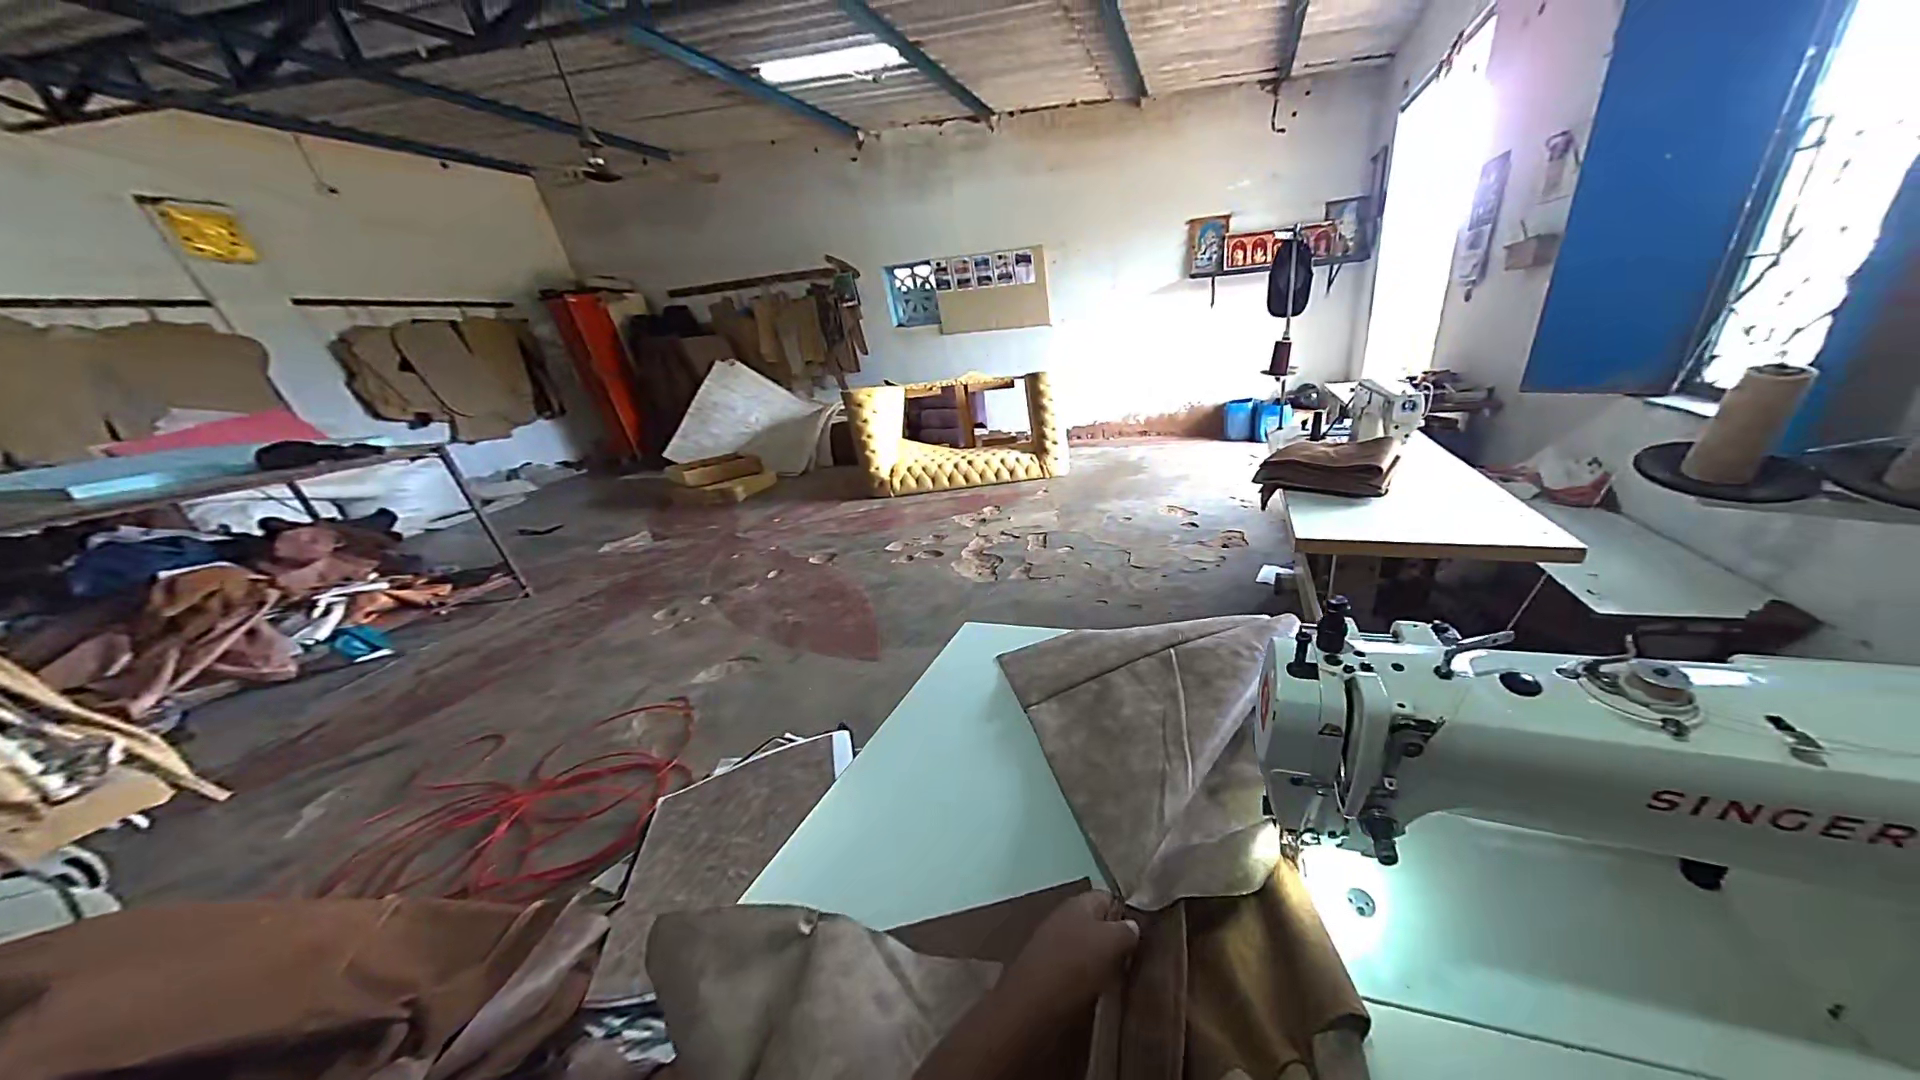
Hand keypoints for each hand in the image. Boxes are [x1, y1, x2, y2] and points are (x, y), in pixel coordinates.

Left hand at [999, 891, 1139, 1017]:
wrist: (1032, 1001)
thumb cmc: (1075, 964)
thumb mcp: (1111, 943)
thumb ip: (1126, 931)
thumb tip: (1132, 925)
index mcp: (1079, 903)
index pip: (1108, 897)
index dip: (1126, 913)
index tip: (1141, 936)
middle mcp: (1065, 915)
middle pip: (1098, 922)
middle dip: (1115, 939)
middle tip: (1131, 960)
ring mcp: (1053, 940)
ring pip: (1087, 944)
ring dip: (1102, 960)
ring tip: (1117, 978)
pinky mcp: (1047, 965)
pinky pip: (1075, 964)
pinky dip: (1087, 975)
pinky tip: (1095, 989)